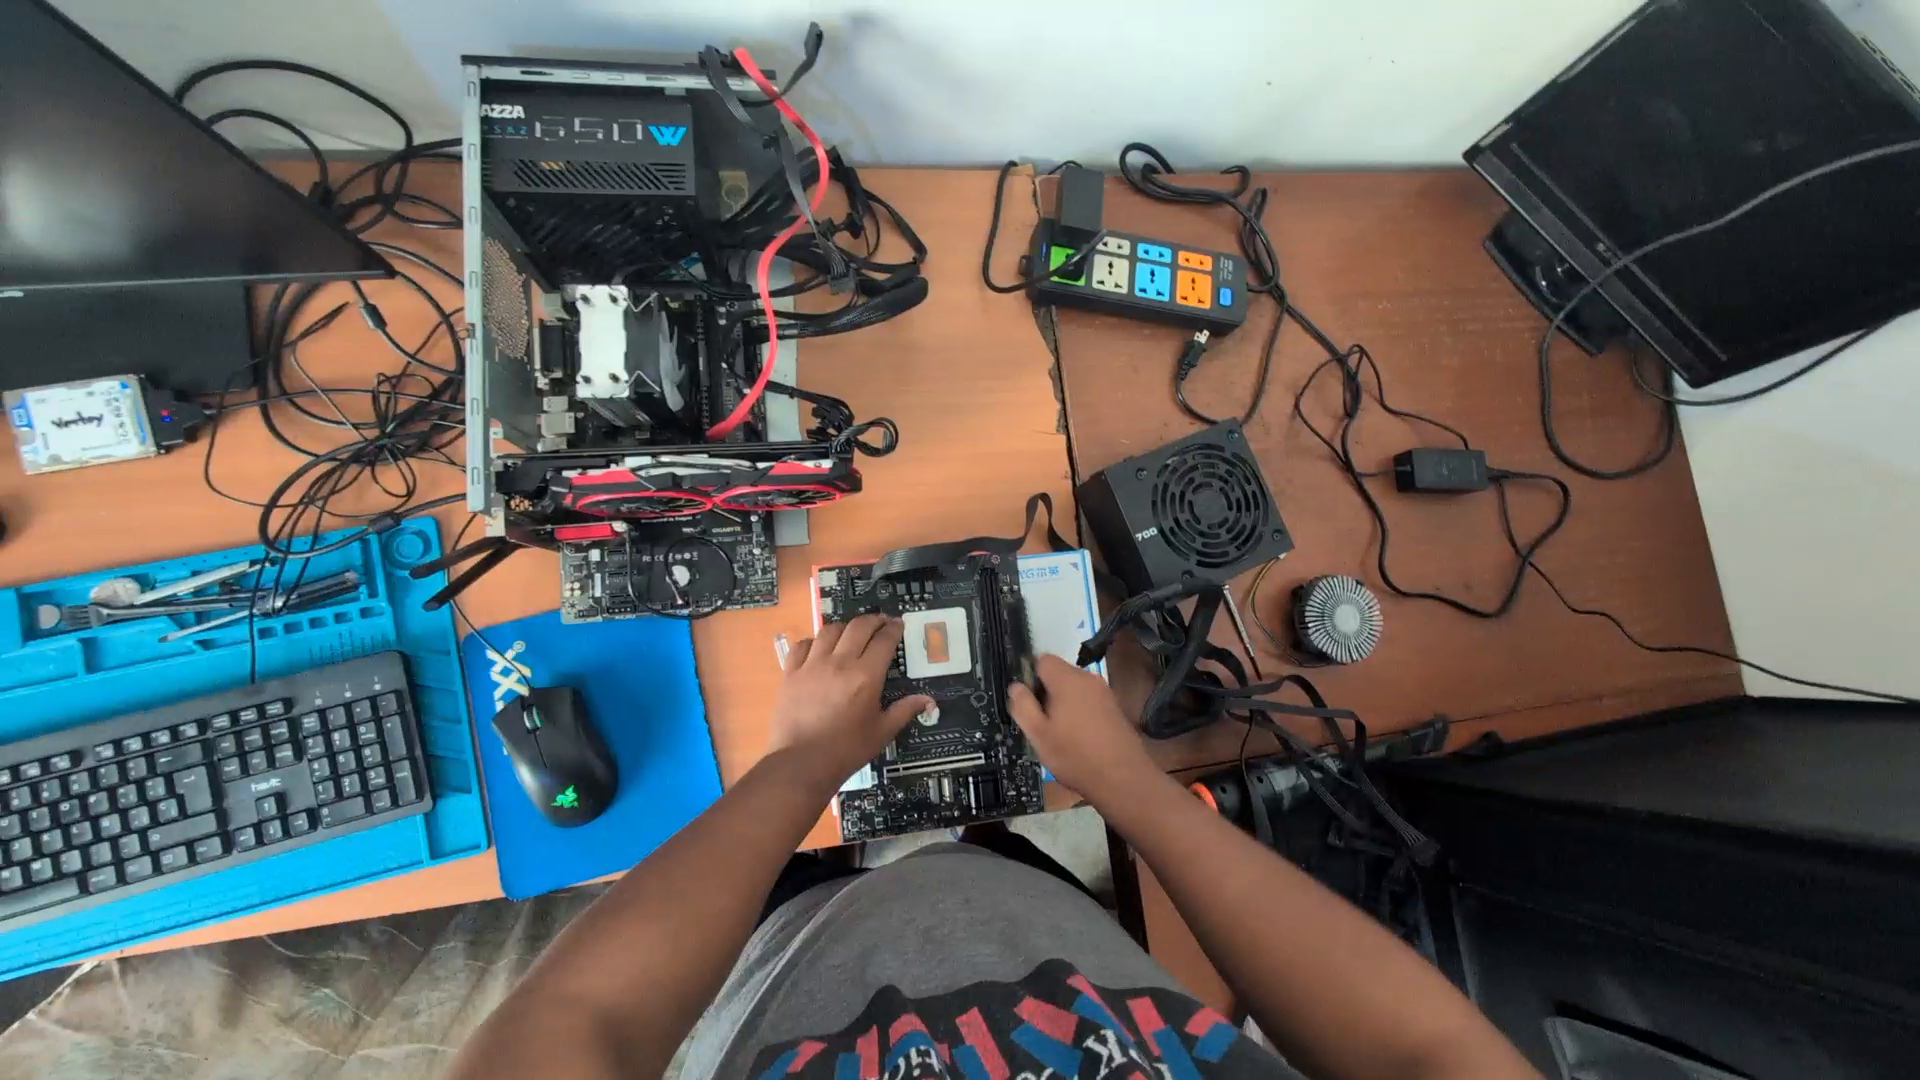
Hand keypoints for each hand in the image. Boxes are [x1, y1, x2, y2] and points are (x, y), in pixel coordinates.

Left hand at [768, 614, 931, 788]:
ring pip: (830, 630)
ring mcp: (812, 665)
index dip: (894, 629)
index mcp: (866, 676)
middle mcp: (839, 663)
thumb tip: (928, 700)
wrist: (801, 763)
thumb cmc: (847, 750)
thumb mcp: (882, 732)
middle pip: (858, 627)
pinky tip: (819, 649)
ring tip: (851, 634)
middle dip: (873, 620)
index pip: (884, 640)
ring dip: (845, 628)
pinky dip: (813, 642)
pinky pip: (802, 646)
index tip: (898, 625)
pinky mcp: (791, 673)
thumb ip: (904, 711)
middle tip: (880, 623)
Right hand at [1006, 654, 1159, 803]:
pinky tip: (1079, 738)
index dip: (1030, 677)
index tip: (1028, 701)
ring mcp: (1105, 692)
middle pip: (1059, 673)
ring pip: (1074, 688)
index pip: (1042, 659)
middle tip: (1041, 721)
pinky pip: (1089, 700)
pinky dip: (1080, 711)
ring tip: (1060, 733)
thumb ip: (1022, 706)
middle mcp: (1088, 679)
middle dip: (1047, 692)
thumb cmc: (1075, 756)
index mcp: (1068, 679)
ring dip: (1063, 703)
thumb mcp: (1038, 735)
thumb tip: (1015, 687)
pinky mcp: (1115, 707)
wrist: (1123, 779)